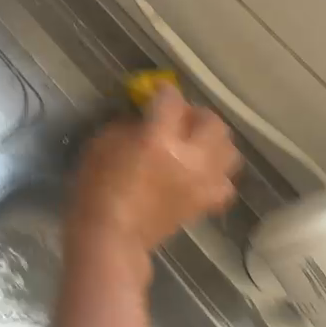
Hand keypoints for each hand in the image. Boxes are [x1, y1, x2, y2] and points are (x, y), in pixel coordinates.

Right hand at [67, 86, 240, 268]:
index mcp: (159, 140)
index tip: (156, 90)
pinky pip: (226, 182)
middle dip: (195, 113)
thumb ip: (128, 126)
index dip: (164, 90)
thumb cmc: (96, 187)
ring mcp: (202, 183)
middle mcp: (190, 158)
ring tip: (193, 142)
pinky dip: (216, 173)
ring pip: (229, 150)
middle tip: (177, 117)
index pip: (172, 101)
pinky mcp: (206, 203)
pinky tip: (198, 172)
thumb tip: (145, 119)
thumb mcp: (102, 144)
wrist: (110, 236)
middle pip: (212, 122)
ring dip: (212, 141)